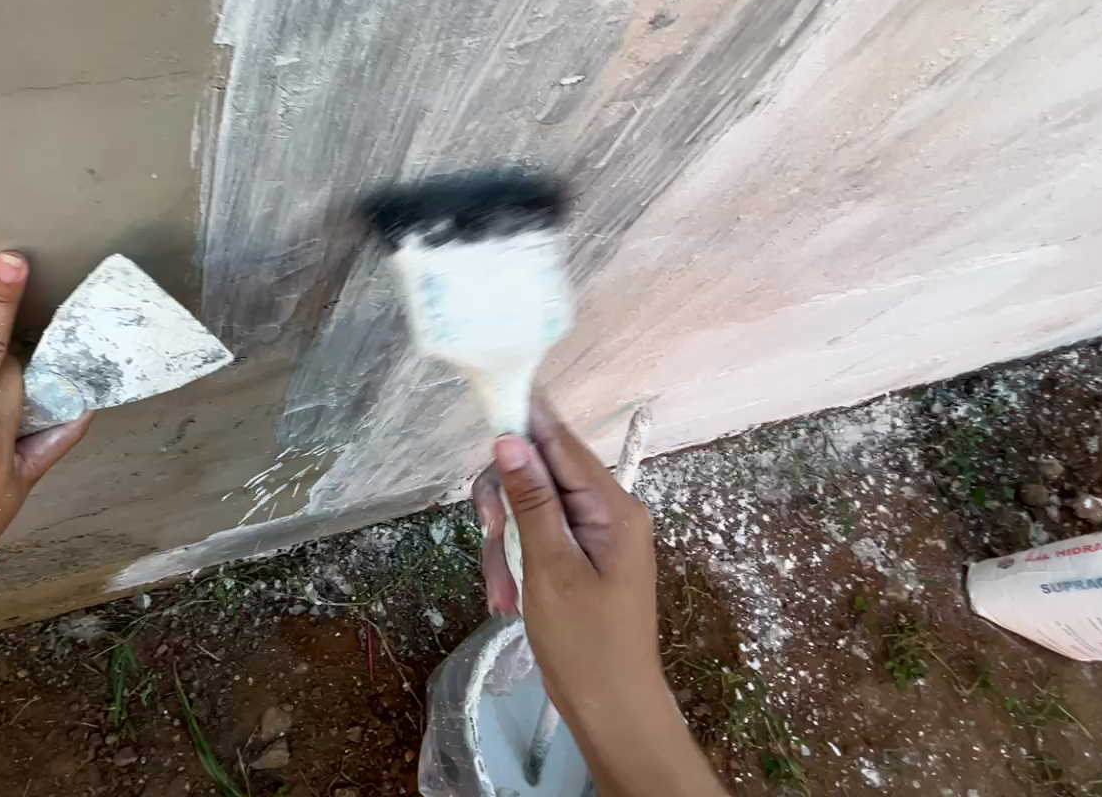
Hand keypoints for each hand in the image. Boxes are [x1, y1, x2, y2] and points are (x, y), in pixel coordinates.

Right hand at [476, 396, 659, 710]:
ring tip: (500, 589)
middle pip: (537, 472)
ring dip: (504, 542)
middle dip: (505, 504)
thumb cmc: (585, 642)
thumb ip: (530, 499)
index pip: (561, 442)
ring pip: (527, 504)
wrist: (610, 709)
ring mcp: (591, 529)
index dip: (525, 418)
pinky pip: (534, 532)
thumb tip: (510, 438)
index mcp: (611, 506)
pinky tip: (506, 595)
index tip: (490, 392)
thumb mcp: (550, 567)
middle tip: (490, 536)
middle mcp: (604, 508)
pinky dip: (514, 558)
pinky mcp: (577, 549)